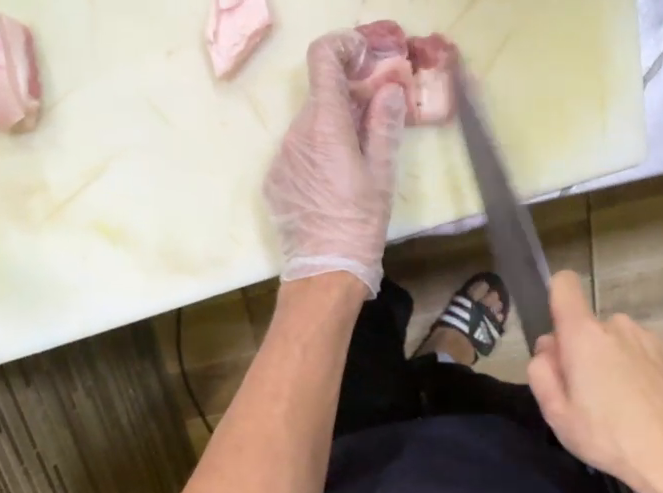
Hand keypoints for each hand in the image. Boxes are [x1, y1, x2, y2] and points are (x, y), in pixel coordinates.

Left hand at [264, 32, 407, 296]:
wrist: (324, 273)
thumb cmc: (359, 225)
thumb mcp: (381, 175)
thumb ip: (384, 124)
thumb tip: (388, 90)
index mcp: (325, 125)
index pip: (323, 59)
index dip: (343, 50)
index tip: (362, 61)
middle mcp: (295, 135)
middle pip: (319, 99)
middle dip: (346, 102)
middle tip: (373, 123)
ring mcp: (280, 160)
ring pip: (307, 130)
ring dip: (330, 134)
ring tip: (353, 166)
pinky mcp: (274, 183)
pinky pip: (295, 157)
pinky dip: (314, 159)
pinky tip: (330, 189)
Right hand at [527, 271, 662, 492]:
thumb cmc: (603, 435)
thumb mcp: (555, 413)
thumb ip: (541, 372)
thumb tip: (547, 349)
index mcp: (583, 336)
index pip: (565, 286)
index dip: (555, 300)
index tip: (556, 336)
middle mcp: (617, 326)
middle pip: (588, 326)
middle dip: (579, 350)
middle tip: (582, 394)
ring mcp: (647, 338)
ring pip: (615, 340)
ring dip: (608, 360)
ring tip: (613, 402)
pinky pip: (639, 351)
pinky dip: (633, 368)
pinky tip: (638, 401)